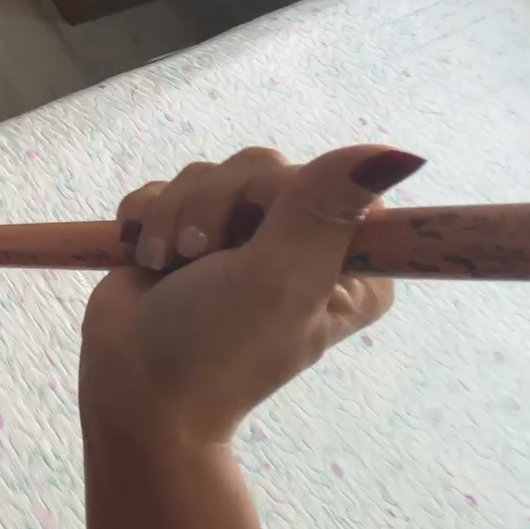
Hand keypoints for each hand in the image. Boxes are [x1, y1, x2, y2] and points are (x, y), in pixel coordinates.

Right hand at [82, 146, 415, 445]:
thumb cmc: (216, 344)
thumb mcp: (276, 281)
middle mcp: (293, 242)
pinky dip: (141, 216)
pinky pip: (157, 187)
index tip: (249, 241)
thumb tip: (397, 153)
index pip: (320, 180)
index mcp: (346, 261)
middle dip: (206, 208)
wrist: (132, 376)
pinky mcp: (176, 230)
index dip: (271, 195)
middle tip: (197, 257)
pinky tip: (141, 252)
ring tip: (164, 265)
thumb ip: (320, 211)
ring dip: (168, 218)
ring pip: (198, 176)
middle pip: (251, 169)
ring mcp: (231, 236)